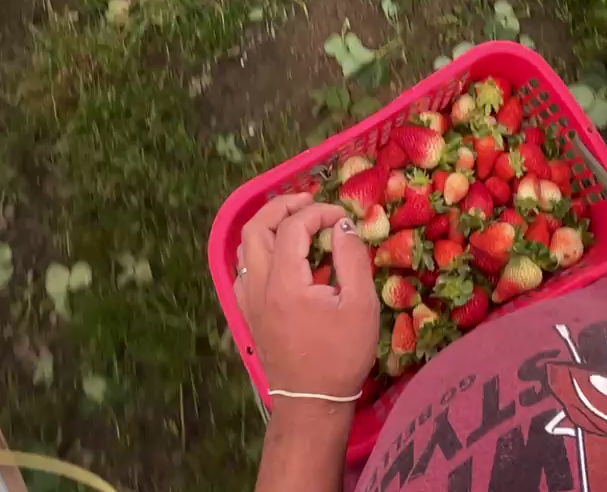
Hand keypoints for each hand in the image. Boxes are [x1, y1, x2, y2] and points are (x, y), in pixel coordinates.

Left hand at [234, 193, 380, 403]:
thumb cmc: (341, 355)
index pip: (293, 227)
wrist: (313, 404)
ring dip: (270, 225)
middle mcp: (259, 287)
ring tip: (298, 222)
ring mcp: (249, 300)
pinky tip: (284, 255)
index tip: (342, 218)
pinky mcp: (249, 312)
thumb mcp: (360, 304)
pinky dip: (262, 249)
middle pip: (257, 228)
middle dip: (283, 207)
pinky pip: (245, 268)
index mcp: (285, 284)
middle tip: (310, 202)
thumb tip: (341, 224)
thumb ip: (352, 257)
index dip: (318, 212)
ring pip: (246, 246)